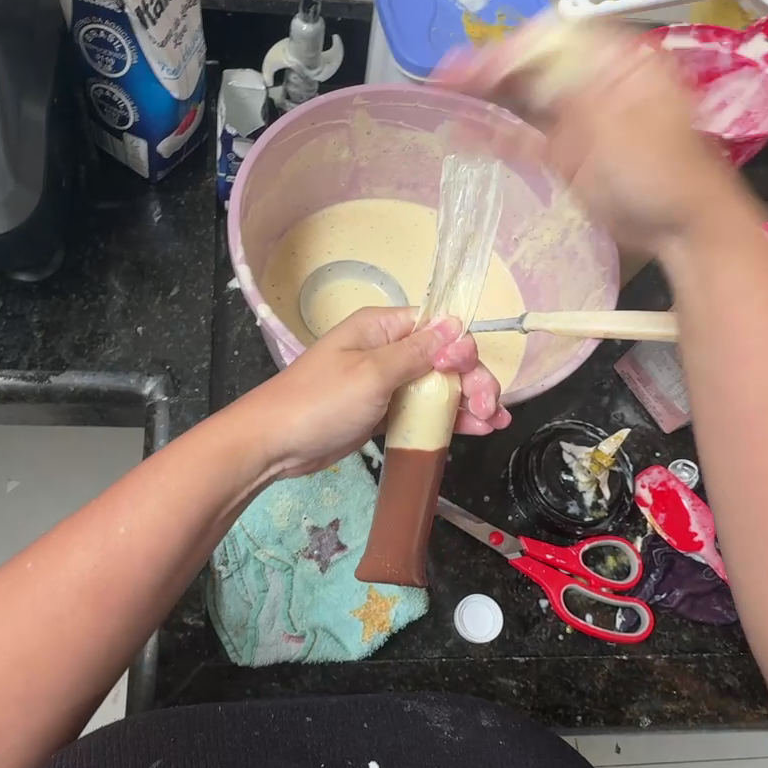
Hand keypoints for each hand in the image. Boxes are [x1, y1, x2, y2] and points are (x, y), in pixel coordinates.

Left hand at [234, 307, 510, 479]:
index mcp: (381, 328)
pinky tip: (474, 428)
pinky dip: (446, 418)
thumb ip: (417, 353)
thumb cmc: (320, 403)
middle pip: (444, 358)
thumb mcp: (372, 374)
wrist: (274, 444)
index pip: (438, 327)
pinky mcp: (381, 412)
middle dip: (472, 380)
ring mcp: (384, 382)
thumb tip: (456, 323)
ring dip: (467, 401)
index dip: (463, 349)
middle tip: (490, 409)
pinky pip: (421, 410)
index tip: (471, 377)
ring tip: (493, 422)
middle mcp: (386, 350)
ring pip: (437, 386)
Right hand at [433, 21, 754, 251]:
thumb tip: (525, 58)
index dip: (511, 47)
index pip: (554, 39)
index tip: (475, 62)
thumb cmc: (661, 171)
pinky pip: (523, 138)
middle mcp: (594, 85)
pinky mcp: (565, 156)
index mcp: (616, 63)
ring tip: (443, 91)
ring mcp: (578, 121)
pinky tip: (463, 130)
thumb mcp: (617, 118)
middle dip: (489, 68)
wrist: (681, 226)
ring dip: (485, 96)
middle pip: (533, 66)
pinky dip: (494, 134)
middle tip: (444, 73)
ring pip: (523, 100)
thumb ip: (569, 86)